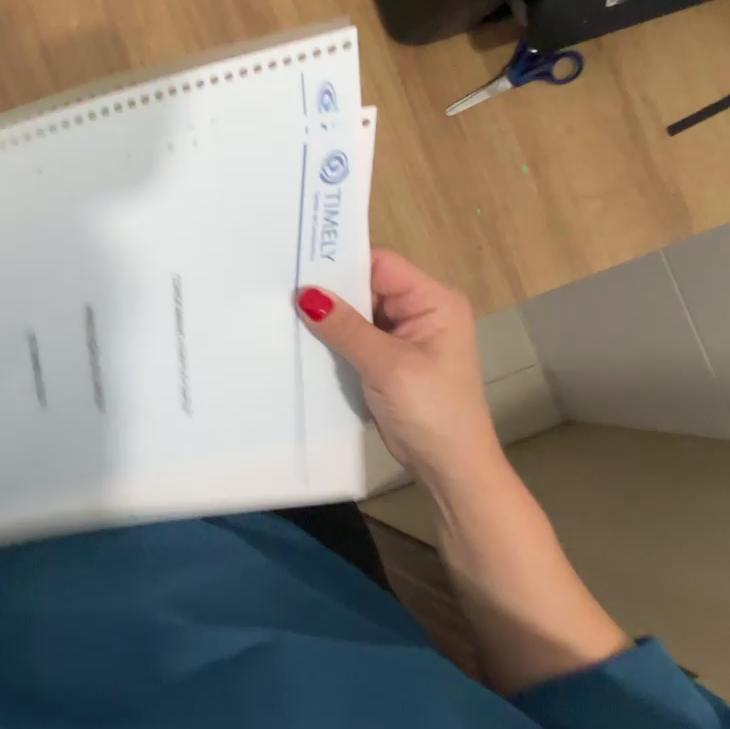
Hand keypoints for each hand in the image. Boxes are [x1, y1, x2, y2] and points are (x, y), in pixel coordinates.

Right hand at [294, 249, 500, 488]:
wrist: (449, 467)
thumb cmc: (430, 411)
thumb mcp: (386, 365)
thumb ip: (345, 328)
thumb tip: (304, 294)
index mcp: (434, 302)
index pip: (382, 265)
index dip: (342, 261)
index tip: (297, 262)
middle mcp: (421, 312)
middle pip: (368, 286)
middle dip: (330, 289)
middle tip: (280, 286)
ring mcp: (404, 338)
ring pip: (358, 313)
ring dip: (328, 316)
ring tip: (283, 309)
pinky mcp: (388, 361)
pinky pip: (356, 338)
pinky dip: (333, 338)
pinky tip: (302, 338)